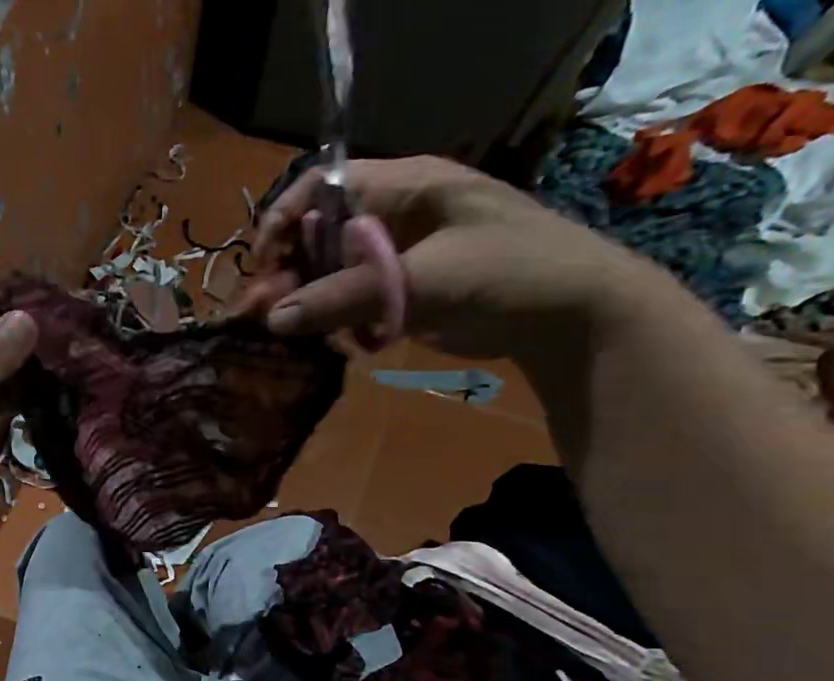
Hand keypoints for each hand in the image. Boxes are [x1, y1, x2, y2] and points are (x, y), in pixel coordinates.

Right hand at [248, 156, 695, 366]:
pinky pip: (361, 298)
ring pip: (338, 271)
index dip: (285, 220)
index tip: (261, 265)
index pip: (323, 185)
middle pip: (323, 233)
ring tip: (291, 334)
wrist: (572, 315)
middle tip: (264, 315)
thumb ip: (344, 299)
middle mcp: (398, 212)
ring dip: (312, 300)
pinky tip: (340, 342)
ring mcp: (405, 254)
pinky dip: (343, 319)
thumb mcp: (421, 281)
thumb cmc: (505, 274)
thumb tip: (273, 319)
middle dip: (290, 272)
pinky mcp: (412, 290)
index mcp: (404, 185)